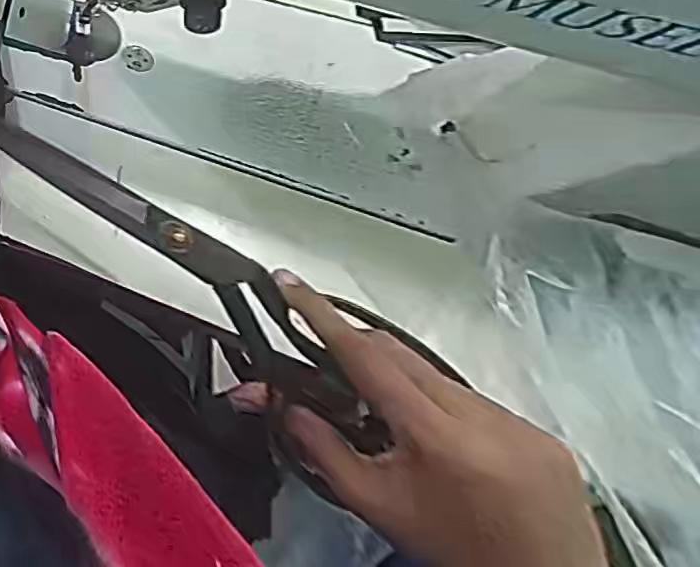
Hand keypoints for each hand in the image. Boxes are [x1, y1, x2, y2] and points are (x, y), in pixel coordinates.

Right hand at [273, 271, 604, 566]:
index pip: (365, 354)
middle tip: (325, 361)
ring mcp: (522, 430)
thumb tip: (281, 401)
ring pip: (431, 373)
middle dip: (354, 349)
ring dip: (398, 380)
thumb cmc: (462, 554)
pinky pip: (470, 397)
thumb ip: (316, 444)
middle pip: (397, 354)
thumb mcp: (371, 501)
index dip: (319, 314)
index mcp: (440, 438)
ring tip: (388, 420)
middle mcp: (488, 425)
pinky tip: (436, 438)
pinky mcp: (544, 439)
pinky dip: (438, 403)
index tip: (291, 284)